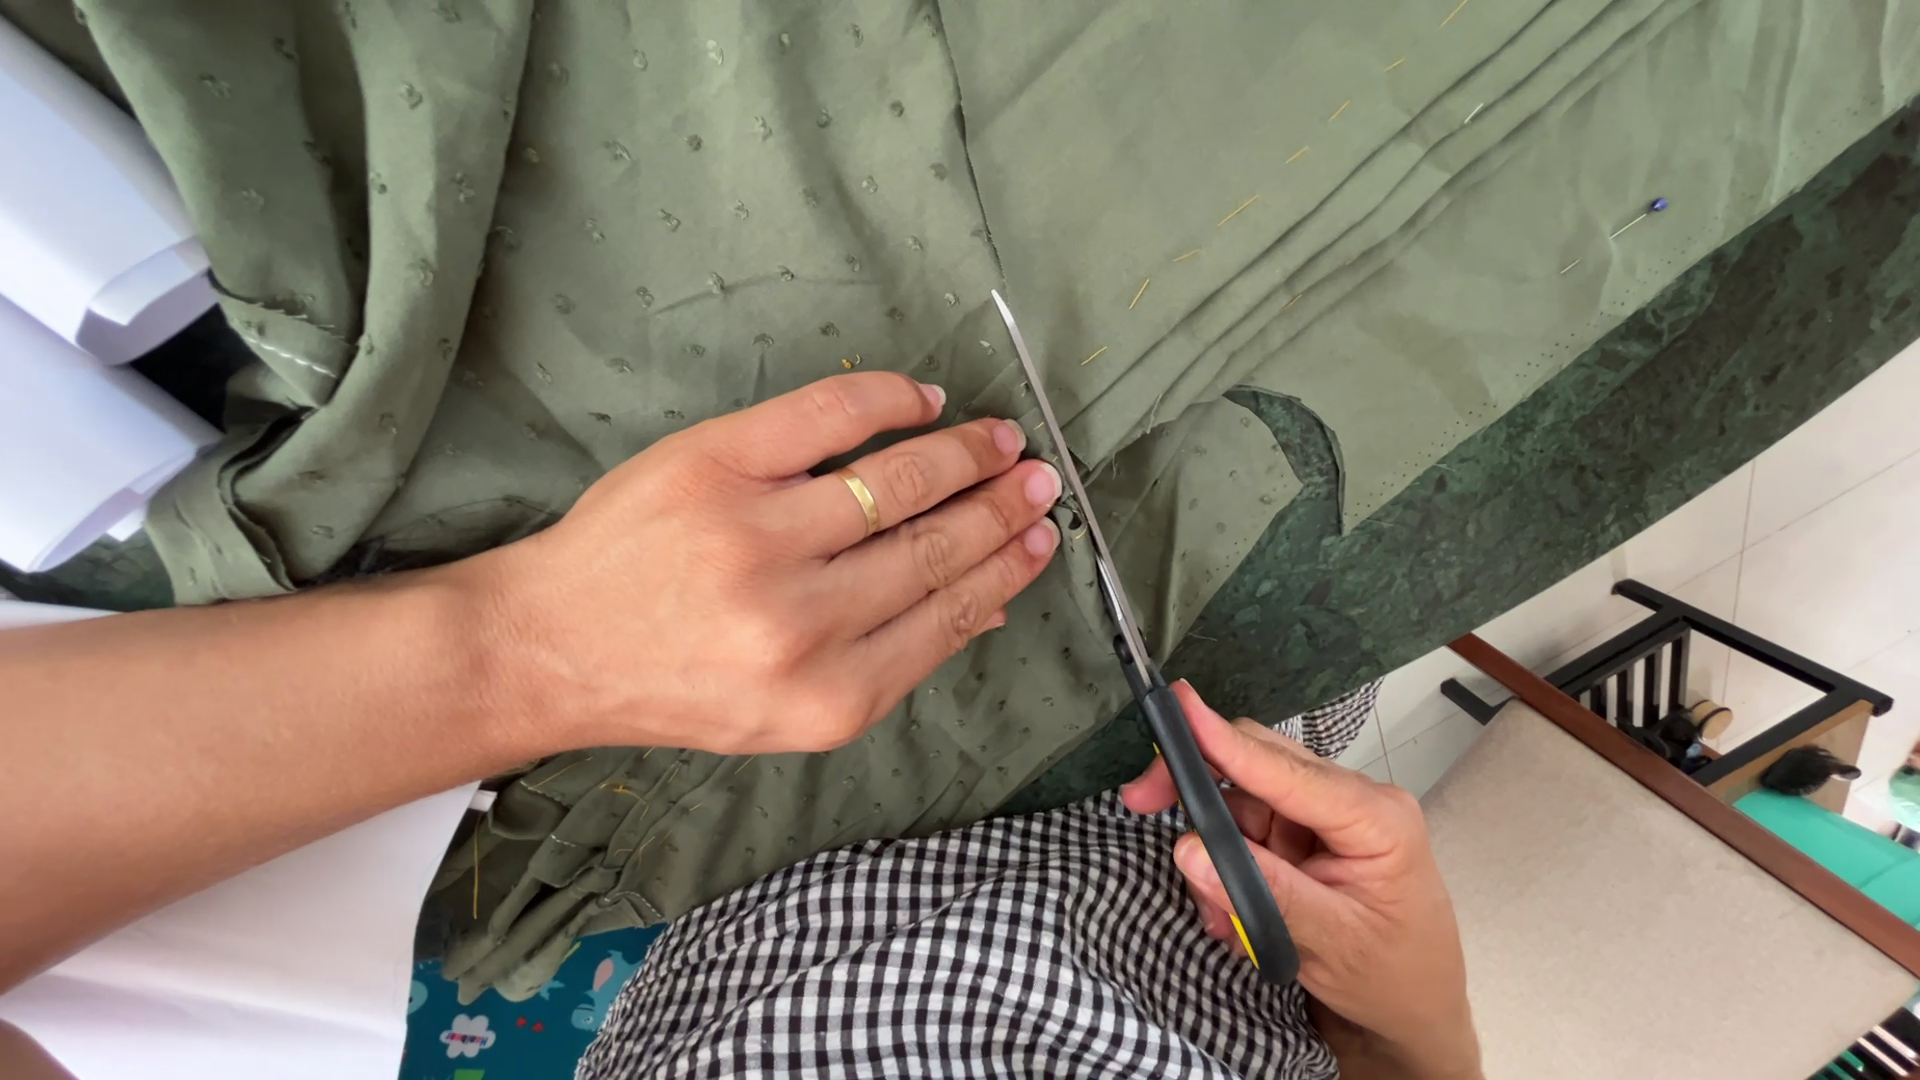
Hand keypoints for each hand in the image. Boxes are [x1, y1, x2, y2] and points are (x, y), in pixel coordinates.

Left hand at [454, 373, 1061, 755]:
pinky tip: (926, 399)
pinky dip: (891, 399)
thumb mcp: (794, 709)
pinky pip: (829, 414)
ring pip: (899, 481)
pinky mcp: (714, 466)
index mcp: (830, 696)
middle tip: (1038, 478)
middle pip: (934, 546)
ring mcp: (756, 538)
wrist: (556, 647)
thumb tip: (990, 608)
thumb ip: (894, 660)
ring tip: (1001, 439)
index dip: (1005, 568)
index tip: (1042, 535)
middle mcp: (801, 623)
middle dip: (1001, 508)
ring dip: (964, 454)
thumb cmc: (684, 685)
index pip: (948, 615)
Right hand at [1122, 682, 1480, 1079]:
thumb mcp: (1331, 943)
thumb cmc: (1393, 979)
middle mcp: (1346, 799)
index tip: (1178, 704)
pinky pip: (1239, 823)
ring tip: (1216, 913)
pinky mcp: (1297, 828)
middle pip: (1254, 761)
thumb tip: (1188, 849)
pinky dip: (1221, 858)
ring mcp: (1319, 811)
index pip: (1286, 770)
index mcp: (1374, 817)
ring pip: (1237, 795)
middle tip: (1140, 799)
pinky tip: (1227, 909)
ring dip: (1209, 840)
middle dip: (1195, 780)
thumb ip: (1260, 891)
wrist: (1414, 1014)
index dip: (1226, 740)